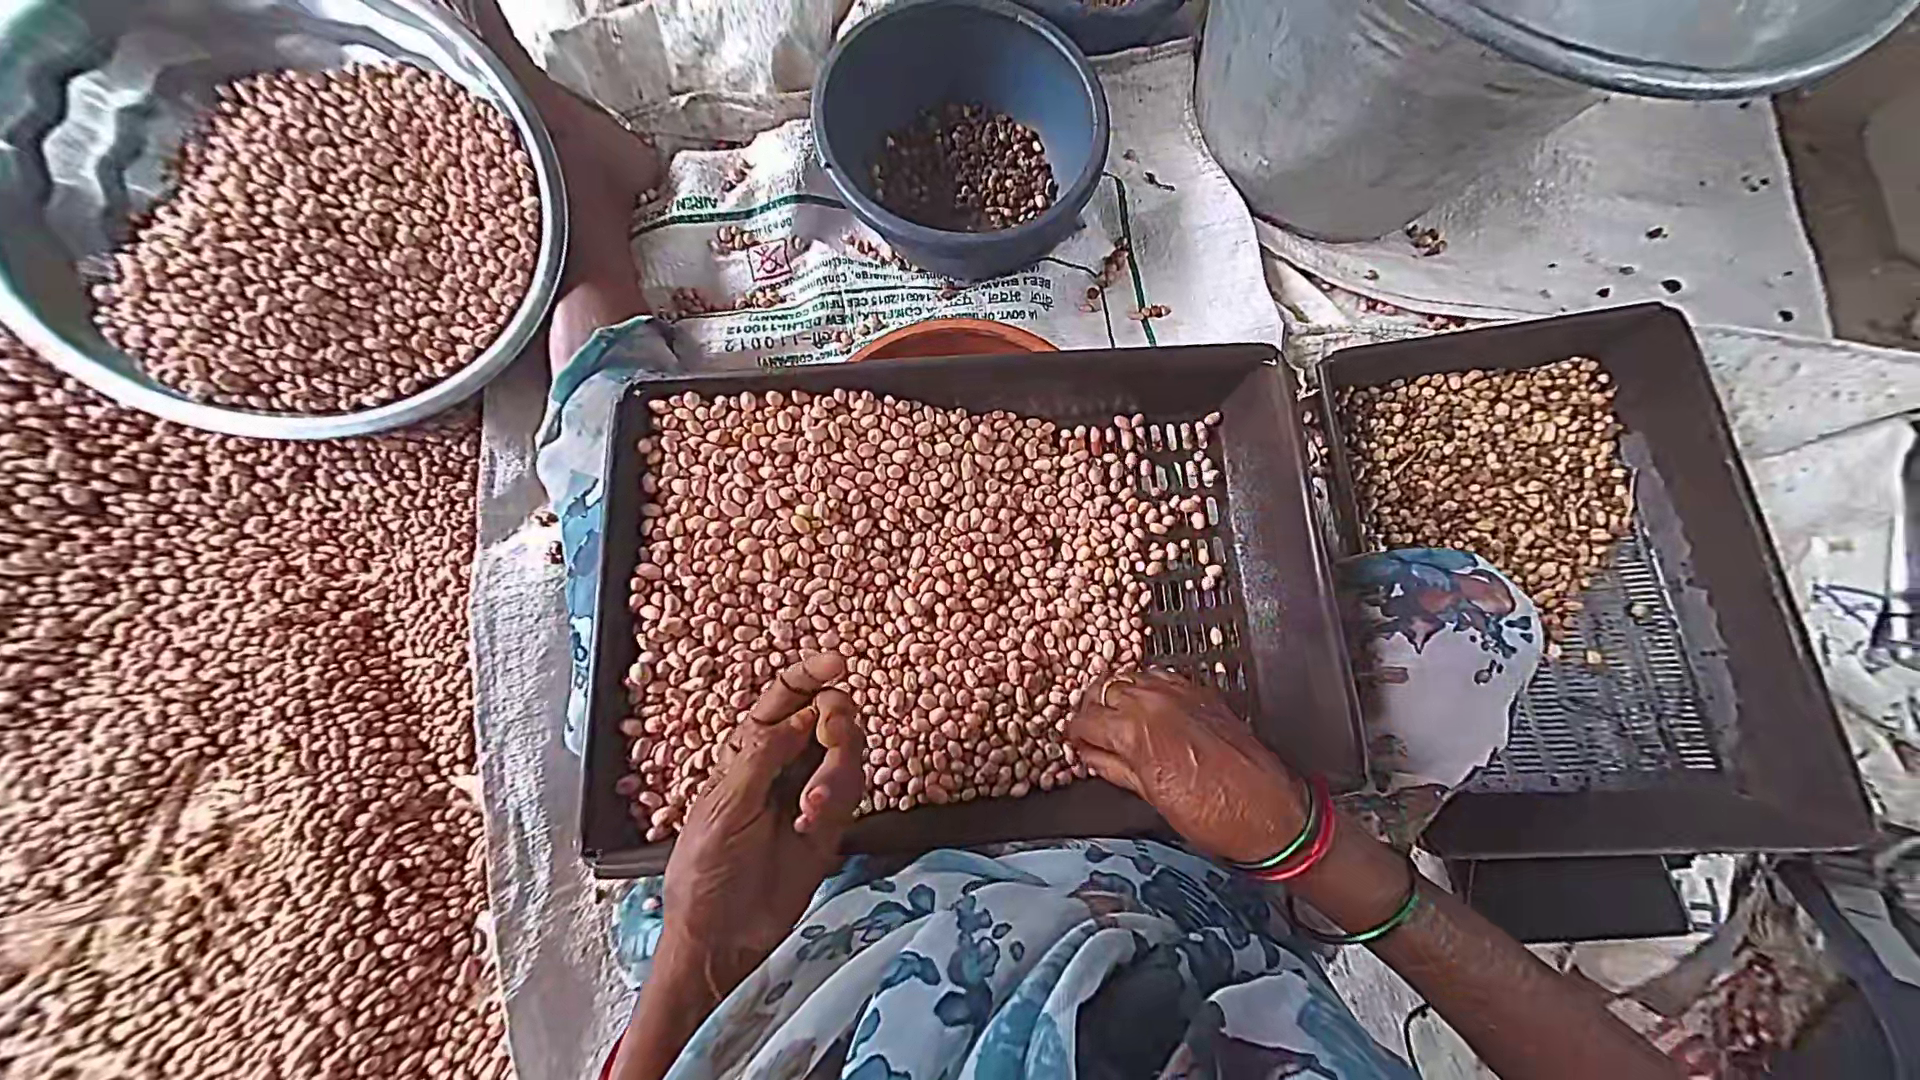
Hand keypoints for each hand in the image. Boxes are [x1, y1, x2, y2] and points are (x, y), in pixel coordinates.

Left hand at [656, 652, 864, 1000]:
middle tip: (830, 736)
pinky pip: (853, 787)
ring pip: (848, 747)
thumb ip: (763, 757)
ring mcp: (813, 786)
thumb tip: (800, 716)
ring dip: (837, 767)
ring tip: (811, 807)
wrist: (724, 938)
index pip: (786, 694)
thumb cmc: (706, 870)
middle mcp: (788, 759)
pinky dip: (838, 798)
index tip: (837, 662)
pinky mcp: (833, 816)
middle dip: (835, 719)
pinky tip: (811, 824)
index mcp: (752, 747)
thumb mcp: (723, 808)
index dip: (810, 673)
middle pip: (828, 712)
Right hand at [1066, 669, 1309, 864]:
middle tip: (1093, 730)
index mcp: (1133, 732)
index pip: (1084, 720)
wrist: (1269, 811)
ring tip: (1119, 717)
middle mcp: (1151, 703)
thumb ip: (1113, 767)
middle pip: (1101, 692)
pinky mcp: (1197, 691)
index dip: (1076, 733)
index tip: (1077, 741)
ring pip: (1127, 678)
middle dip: (1092, 711)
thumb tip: (1091, 755)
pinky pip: (1158, 676)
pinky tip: (1148, 706)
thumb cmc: (1214, 814)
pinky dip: (1146, 687)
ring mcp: (1176, 693)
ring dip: (1117, 695)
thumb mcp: (1150, 795)